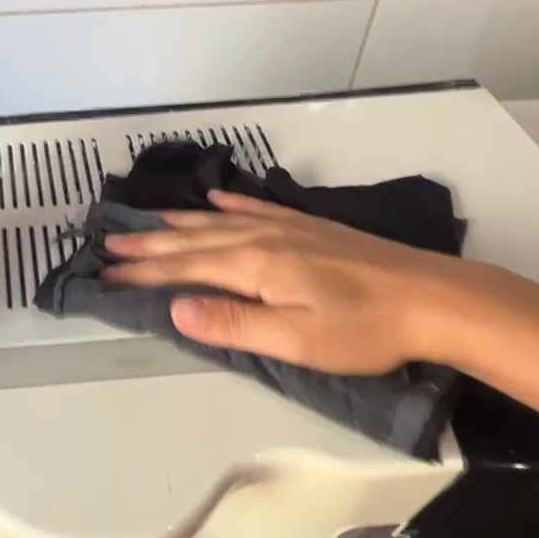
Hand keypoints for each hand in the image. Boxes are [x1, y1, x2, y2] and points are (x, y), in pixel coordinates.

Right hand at [101, 191, 525, 373]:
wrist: (431, 298)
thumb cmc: (362, 328)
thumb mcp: (294, 340)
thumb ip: (232, 322)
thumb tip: (175, 308)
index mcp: (253, 265)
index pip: (184, 268)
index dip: (143, 271)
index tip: (107, 271)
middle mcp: (261, 237)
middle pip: (192, 239)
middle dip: (148, 243)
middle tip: (109, 243)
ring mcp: (285, 227)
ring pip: (217, 219)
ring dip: (177, 222)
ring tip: (147, 220)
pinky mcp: (307, 227)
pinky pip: (254, 207)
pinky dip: (228, 203)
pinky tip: (215, 198)